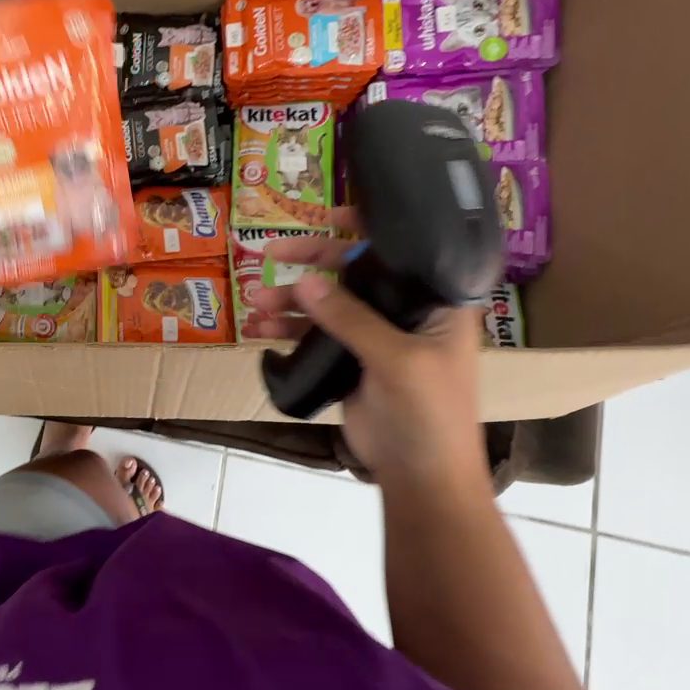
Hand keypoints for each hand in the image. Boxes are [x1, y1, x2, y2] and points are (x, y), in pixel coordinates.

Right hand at [261, 211, 487, 488]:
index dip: (365, 228)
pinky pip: (313, 335)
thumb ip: (351, 319)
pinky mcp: (349, 362)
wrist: (421, 475)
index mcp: (434, 303)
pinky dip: (287, 330)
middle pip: (351, 273)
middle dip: (308, 264)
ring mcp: (374, 337)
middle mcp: (404, 312)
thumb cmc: (429, 413)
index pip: (399, 251)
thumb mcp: (396, 360)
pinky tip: (262, 332)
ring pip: (325, 304)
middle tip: (267, 254)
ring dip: (289, 301)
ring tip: (255, 306)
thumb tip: (302, 280)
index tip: (327, 214)